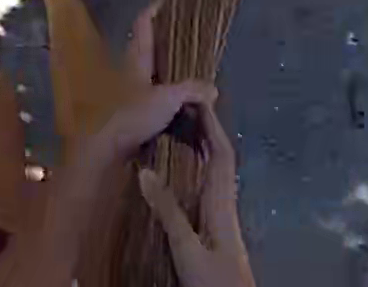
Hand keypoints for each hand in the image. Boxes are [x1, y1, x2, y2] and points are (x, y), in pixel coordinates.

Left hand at [81, 0, 216, 165]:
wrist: (106, 146)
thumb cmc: (131, 114)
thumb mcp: (165, 99)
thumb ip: (190, 90)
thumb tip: (213, 87)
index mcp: (137, 57)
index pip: (143, 24)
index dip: (154, 9)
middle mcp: (131, 68)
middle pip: (148, 46)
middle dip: (165, 40)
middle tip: (188, 37)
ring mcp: (131, 89)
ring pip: (153, 72)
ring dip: (170, 71)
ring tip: (193, 72)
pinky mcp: (134, 110)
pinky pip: (157, 96)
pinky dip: (171, 96)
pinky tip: (185, 106)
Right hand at [137, 102, 255, 286]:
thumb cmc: (216, 285)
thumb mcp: (188, 251)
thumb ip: (168, 212)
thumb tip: (143, 169)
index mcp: (222, 204)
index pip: (222, 155)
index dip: (212, 126)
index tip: (196, 98)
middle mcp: (225, 206)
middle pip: (221, 159)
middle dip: (206, 129)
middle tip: (183, 104)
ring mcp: (222, 219)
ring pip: (215, 172)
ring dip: (202, 146)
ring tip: (180, 125)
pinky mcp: (215, 232)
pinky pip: (208, 186)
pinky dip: (197, 167)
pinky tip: (183, 168)